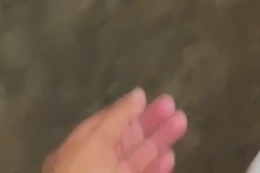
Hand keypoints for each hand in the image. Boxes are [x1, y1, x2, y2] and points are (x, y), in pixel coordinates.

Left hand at [43, 89, 189, 172]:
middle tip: (173, 105)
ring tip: (181, 123)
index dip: (128, 110)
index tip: (150, 98)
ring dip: (159, 142)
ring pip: (136, 159)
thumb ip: (118, 117)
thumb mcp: (95, 142)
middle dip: (150, 122)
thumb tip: (138, 94)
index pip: (105, 124)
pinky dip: (156, 169)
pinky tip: (170, 158)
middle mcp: (92, 167)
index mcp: (77, 151)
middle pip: (124, 140)